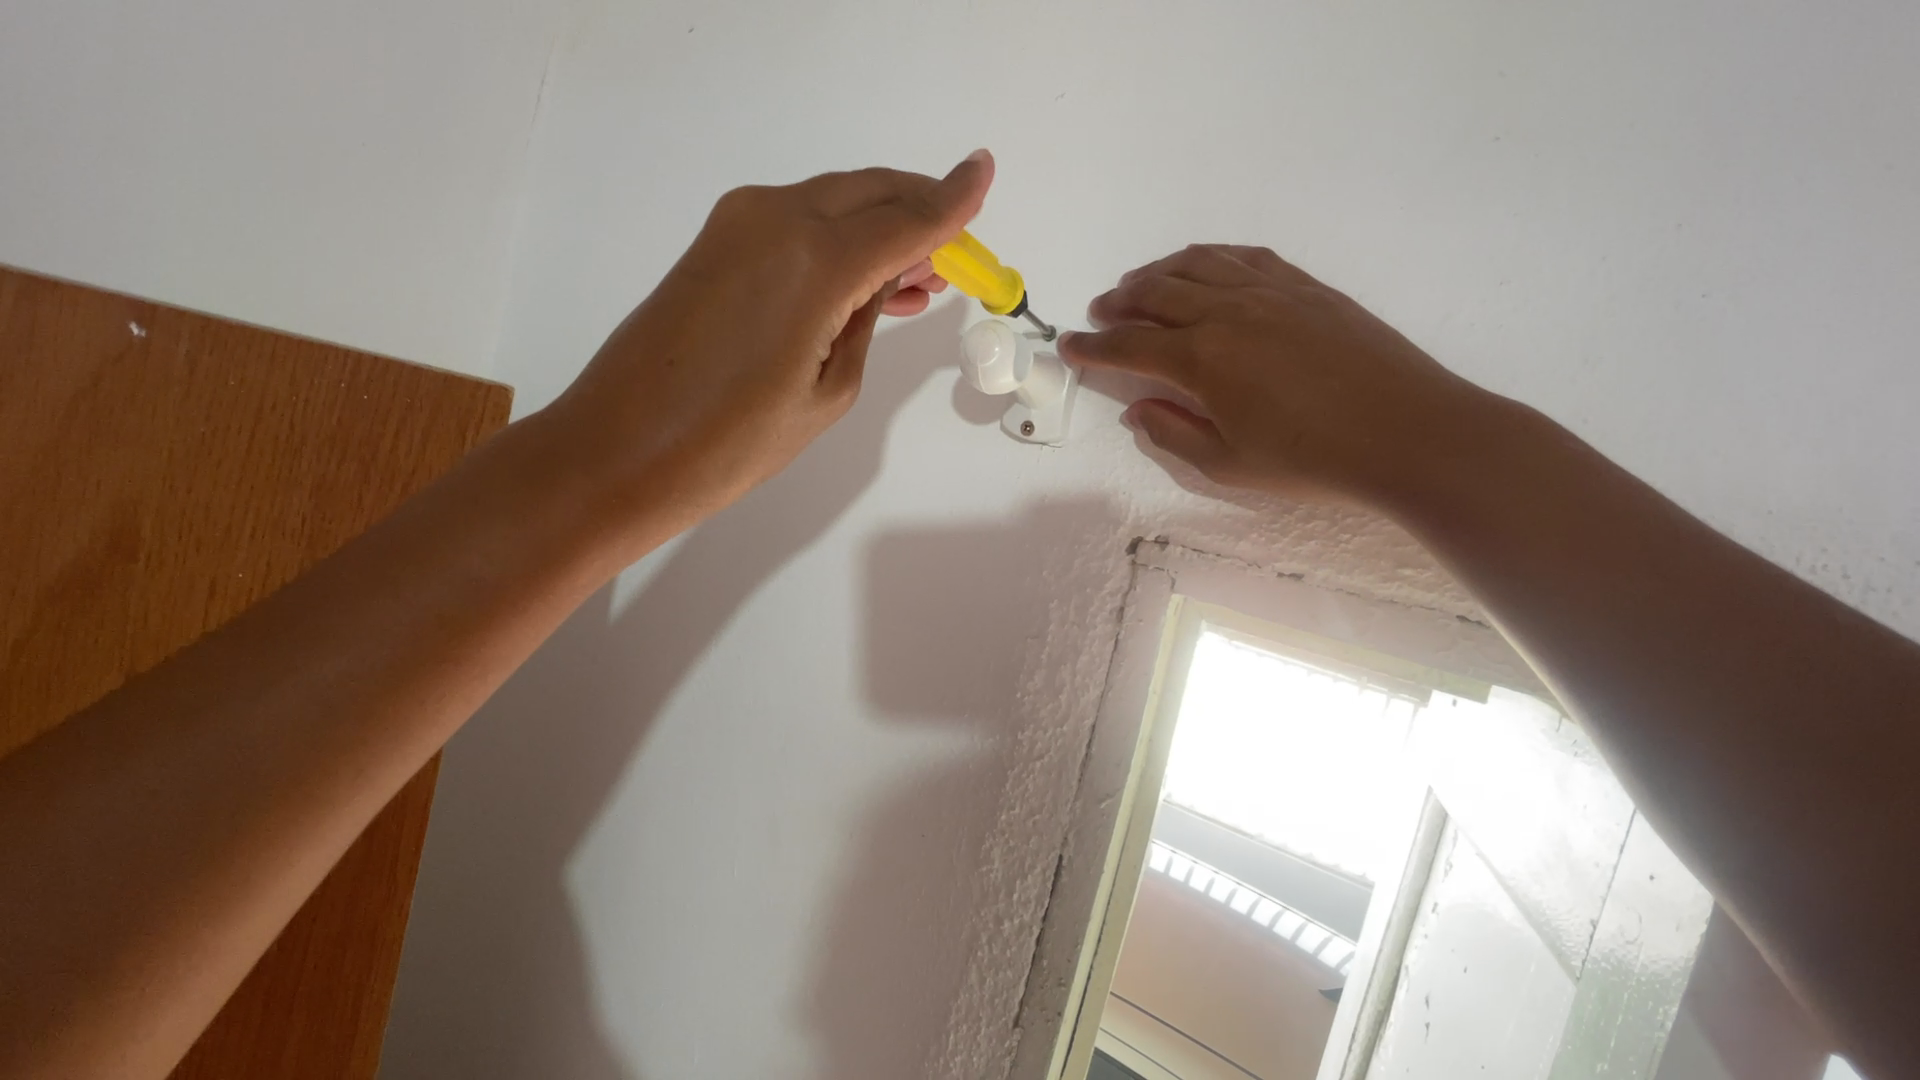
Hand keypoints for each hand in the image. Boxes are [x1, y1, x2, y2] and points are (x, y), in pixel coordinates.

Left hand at [543, 151, 992, 538]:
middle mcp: (778, 219)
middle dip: (918, 210)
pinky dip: (838, 238)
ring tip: (920, 272)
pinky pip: (796, 222)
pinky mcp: (714, 242)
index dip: (952, 201)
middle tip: (954, 244)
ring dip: (880, 225)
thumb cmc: (734, 442)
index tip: (984, 174)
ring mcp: (738, 224)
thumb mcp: (828, 390)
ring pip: (833, 202)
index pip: (905, 218)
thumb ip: (864, 318)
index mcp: (815, 261)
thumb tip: (880, 277)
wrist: (621, 450)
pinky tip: (864, 278)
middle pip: (869, 193)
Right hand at [1061, 244, 1493, 507]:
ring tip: (1140, 285)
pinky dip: (1210, 257)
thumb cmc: (1310, 460)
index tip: (1068, 347)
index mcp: (1202, 358)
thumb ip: (1172, 433)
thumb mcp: (1227, 465)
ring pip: (1197, 265)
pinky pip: (1244, 257)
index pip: (1129, 346)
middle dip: (1120, 303)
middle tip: (1100, 313)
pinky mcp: (1305, 286)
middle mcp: (1228, 311)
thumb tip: (1137, 410)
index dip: (1092, 348)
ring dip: (1158, 273)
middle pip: (1157, 293)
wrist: (1407, 432)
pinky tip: (1203, 267)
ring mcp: (1270, 291)